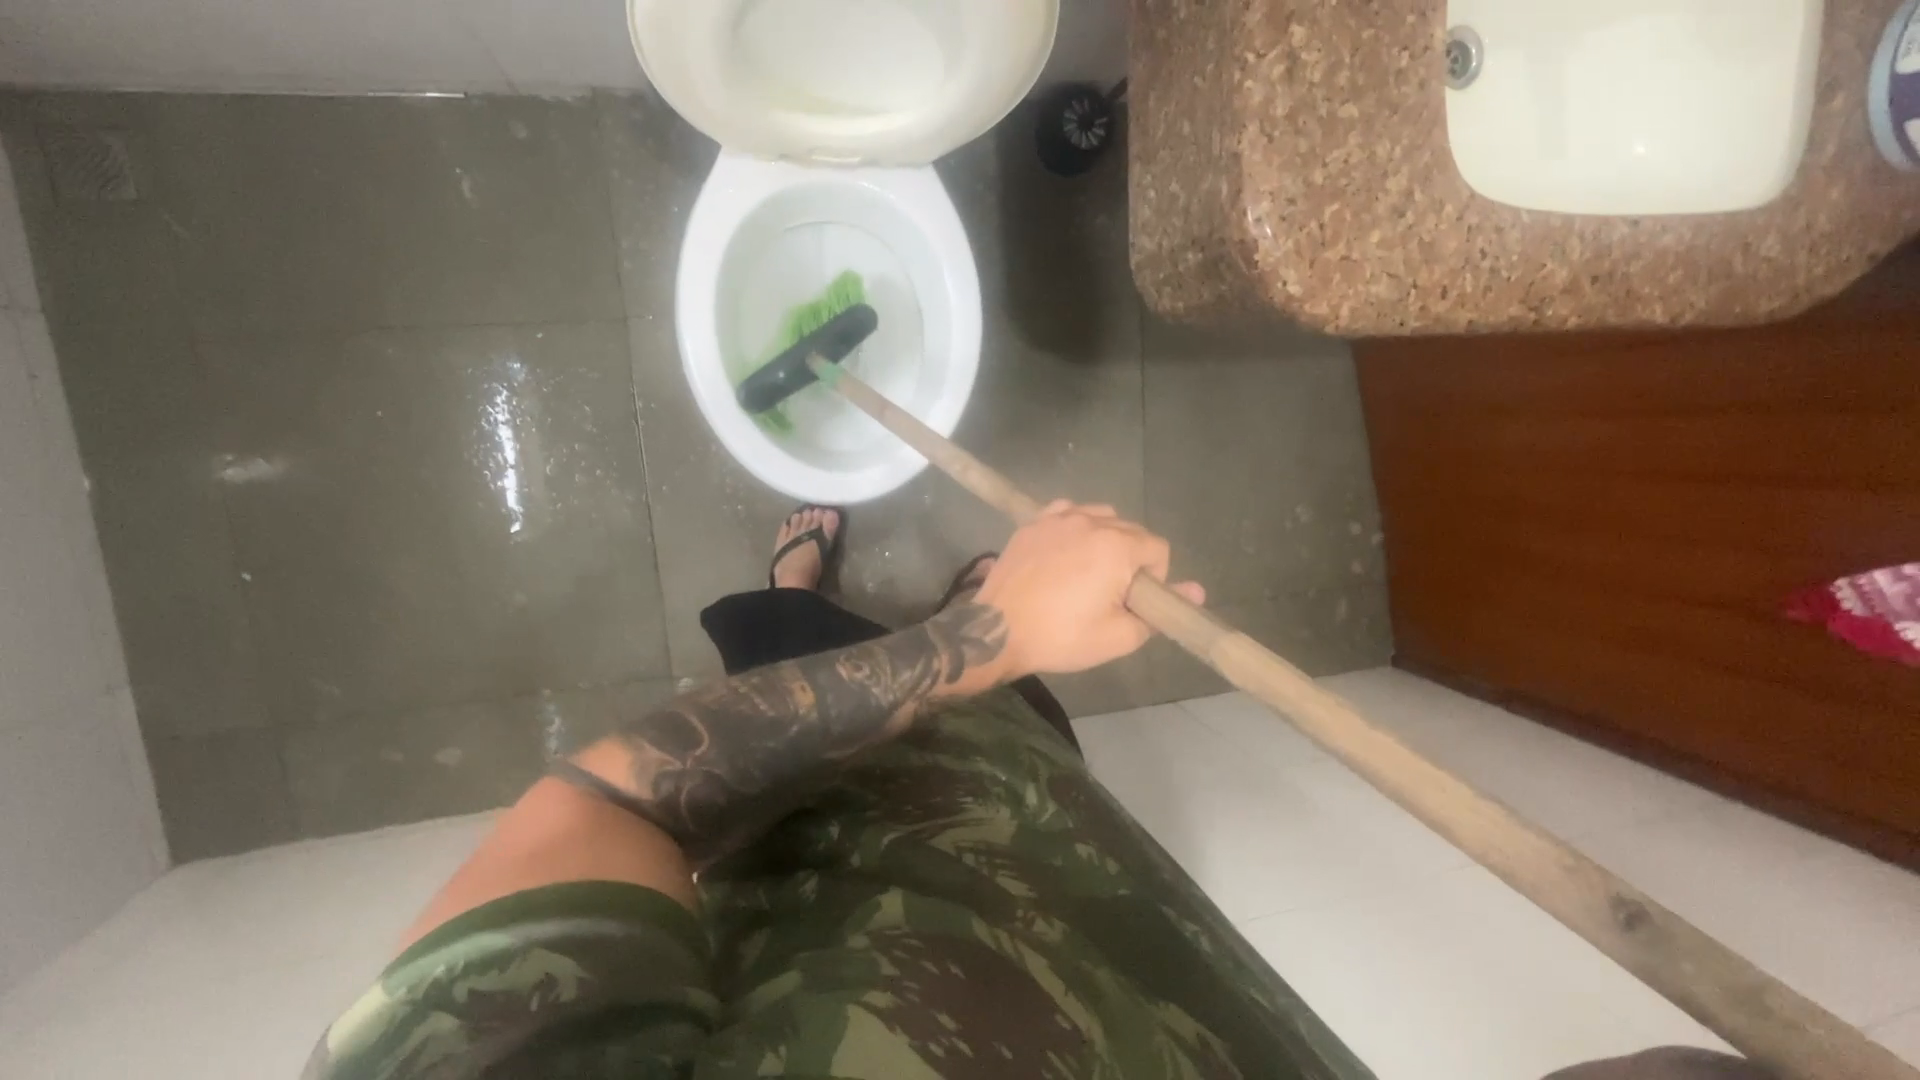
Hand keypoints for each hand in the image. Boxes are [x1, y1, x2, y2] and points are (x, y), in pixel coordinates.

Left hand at [974, 500, 1204, 677]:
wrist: (997, 631)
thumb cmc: (1060, 637)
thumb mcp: (1117, 637)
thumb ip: (1158, 612)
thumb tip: (1197, 591)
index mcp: (1117, 547)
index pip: (1158, 548)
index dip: (1155, 578)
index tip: (1134, 601)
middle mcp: (1090, 522)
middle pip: (1130, 531)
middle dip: (1131, 559)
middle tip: (1110, 594)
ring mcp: (1057, 518)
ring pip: (1099, 517)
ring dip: (1104, 539)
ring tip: (1088, 572)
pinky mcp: (1031, 523)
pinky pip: (1066, 512)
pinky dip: (1074, 527)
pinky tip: (1065, 551)